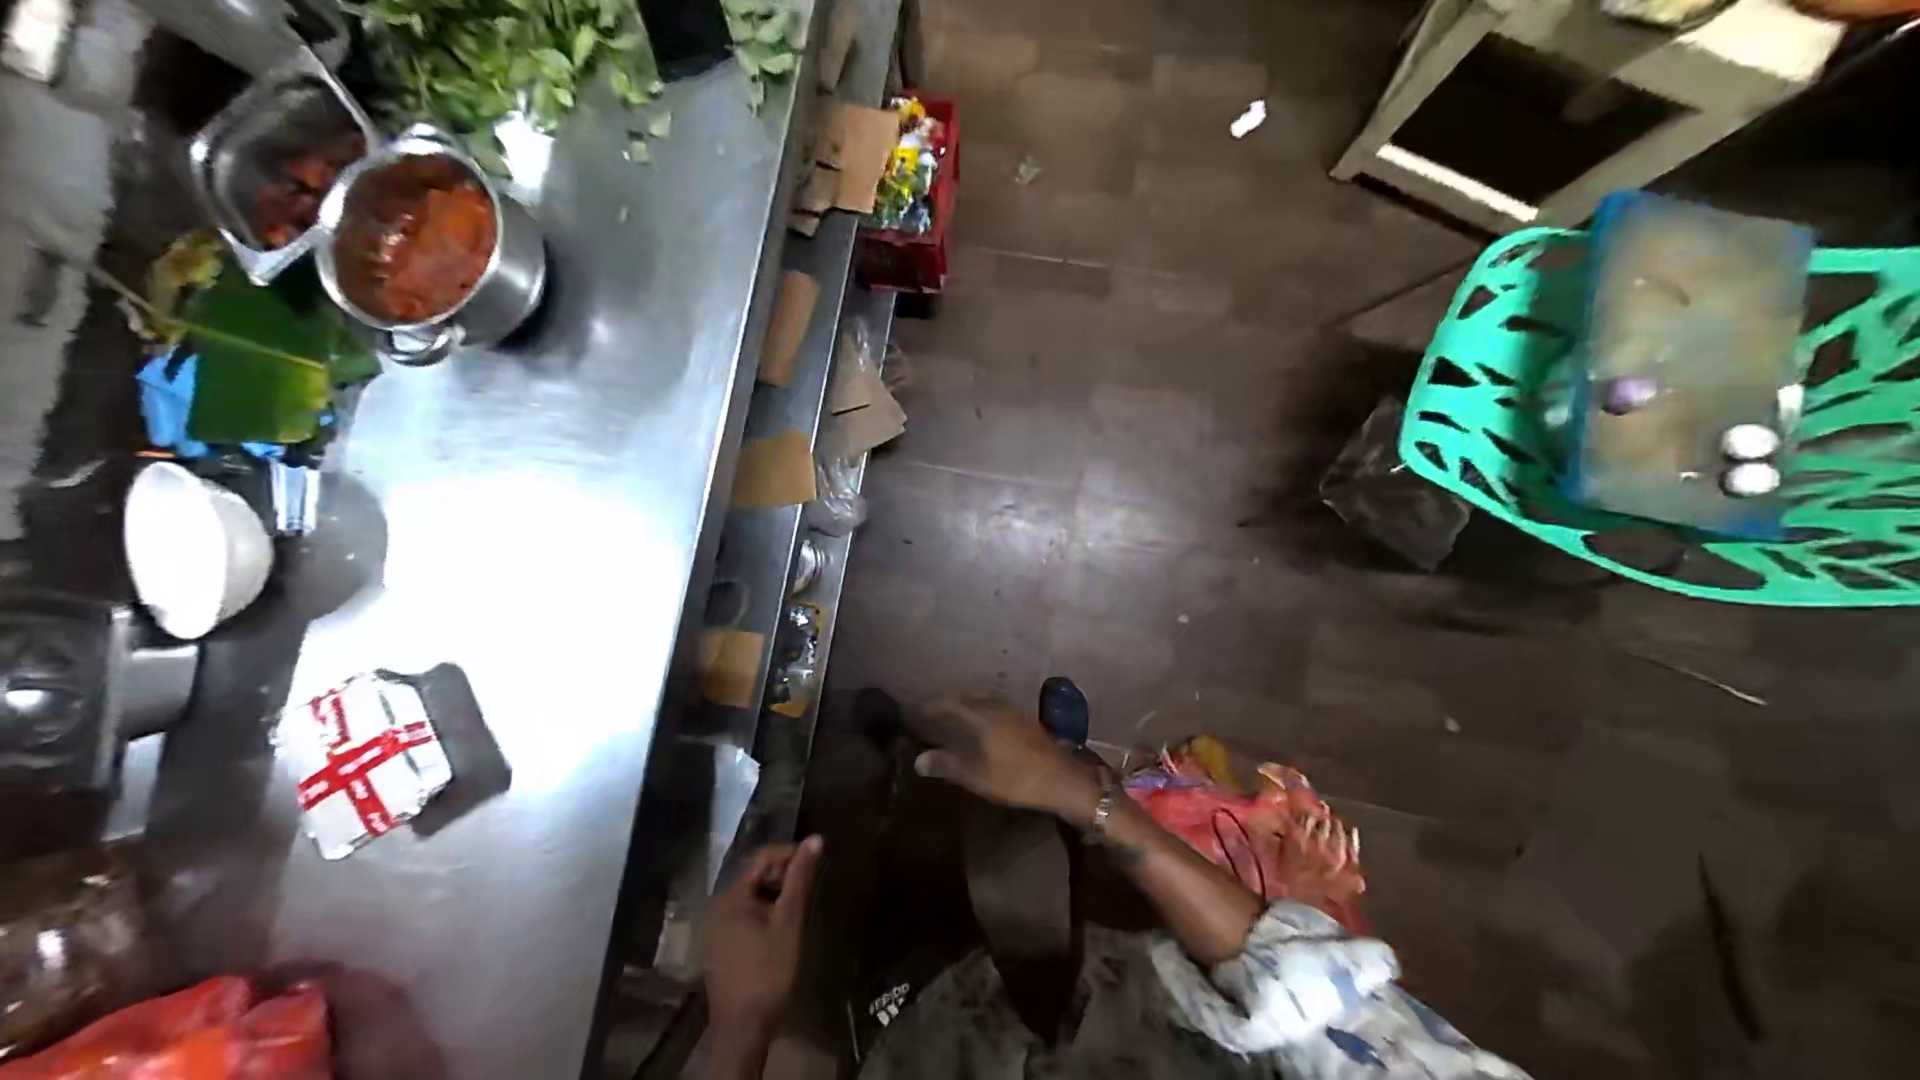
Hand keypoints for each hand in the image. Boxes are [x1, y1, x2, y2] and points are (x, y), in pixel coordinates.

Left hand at [702, 837, 822, 1040]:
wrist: (743, 1029)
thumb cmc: (768, 971)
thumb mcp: (789, 921)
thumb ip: (800, 878)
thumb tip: (815, 839)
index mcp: (730, 897)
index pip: (762, 857)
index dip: (790, 853)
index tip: (815, 861)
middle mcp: (717, 906)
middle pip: (754, 875)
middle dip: (783, 874)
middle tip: (809, 886)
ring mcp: (715, 927)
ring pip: (751, 895)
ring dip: (775, 893)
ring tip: (799, 905)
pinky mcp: (719, 944)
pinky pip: (744, 914)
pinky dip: (764, 911)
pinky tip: (780, 926)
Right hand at [908, 693, 1099, 822]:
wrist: (1065, 780)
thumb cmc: (1020, 779)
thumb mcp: (980, 777)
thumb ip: (949, 765)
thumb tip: (919, 760)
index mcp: (986, 717)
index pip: (953, 703)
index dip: (934, 705)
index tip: (919, 709)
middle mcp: (999, 707)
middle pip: (969, 695)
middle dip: (949, 698)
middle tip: (934, 708)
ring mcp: (1016, 711)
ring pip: (985, 697)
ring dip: (967, 699)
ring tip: (954, 710)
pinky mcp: (1026, 719)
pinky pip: (996, 702)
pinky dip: (982, 704)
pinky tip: (982, 718)